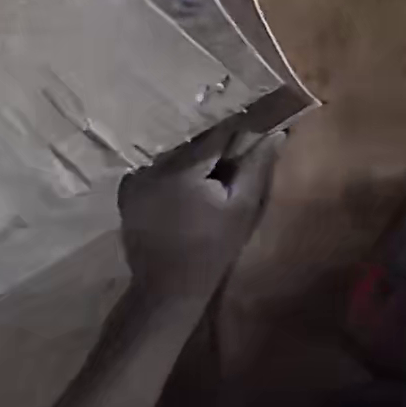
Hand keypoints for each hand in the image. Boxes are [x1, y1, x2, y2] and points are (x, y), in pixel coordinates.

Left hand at [117, 128, 281, 302]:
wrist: (168, 287)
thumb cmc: (213, 247)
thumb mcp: (244, 205)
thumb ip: (258, 165)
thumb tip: (277, 132)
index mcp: (179, 171)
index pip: (216, 132)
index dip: (241, 124)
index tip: (261, 119)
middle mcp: (150, 168)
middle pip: (193, 137)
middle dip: (220, 137)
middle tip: (245, 139)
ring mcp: (134, 178)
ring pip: (176, 148)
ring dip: (199, 148)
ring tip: (222, 155)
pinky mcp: (128, 189)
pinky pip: (160, 163)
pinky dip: (180, 162)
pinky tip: (197, 173)